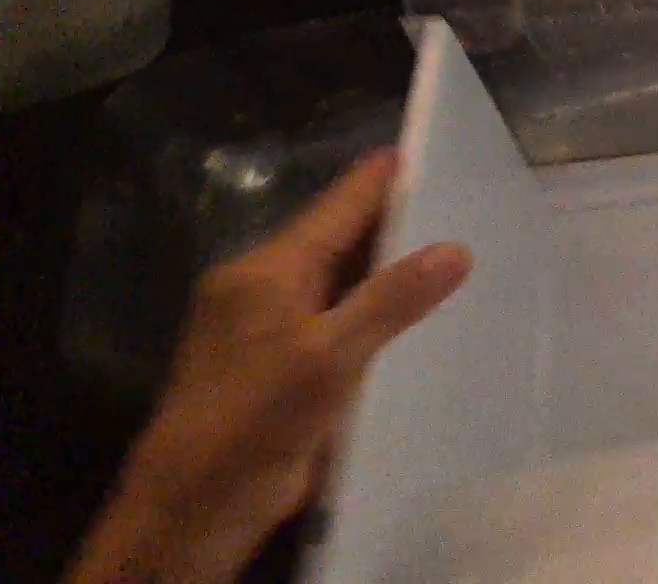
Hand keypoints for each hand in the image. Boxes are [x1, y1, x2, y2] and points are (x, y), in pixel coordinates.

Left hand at [66, 151, 471, 583]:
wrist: (191, 513)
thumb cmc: (254, 422)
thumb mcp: (330, 357)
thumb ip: (394, 299)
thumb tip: (459, 248)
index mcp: (265, 272)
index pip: (338, 207)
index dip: (382, 176)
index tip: (430, 144)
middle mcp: (263, 287)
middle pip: (342, 235)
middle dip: (398, 215)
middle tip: (466, 195)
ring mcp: (269, 323)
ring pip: (344, 272)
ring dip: (392, 258)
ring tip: (458, 238)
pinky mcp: (283, 356)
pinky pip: (342, 306)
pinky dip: (380, 296)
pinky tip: (420, 301)